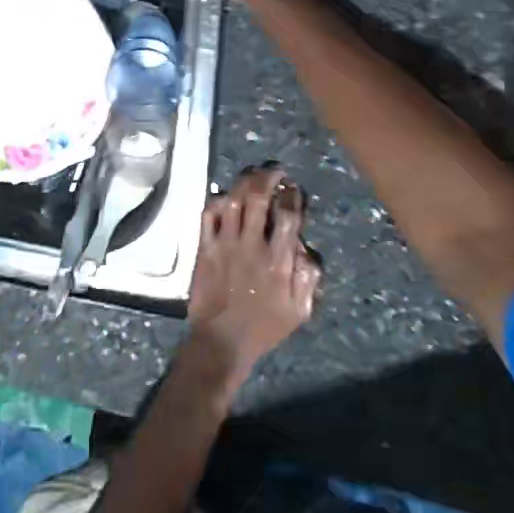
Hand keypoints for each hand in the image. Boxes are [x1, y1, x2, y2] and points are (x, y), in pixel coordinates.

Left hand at [185, 164, 321, 395]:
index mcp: (278, 261)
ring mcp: (225, 244)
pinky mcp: (205, 248)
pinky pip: (208, 214)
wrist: (221, 341)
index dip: (292, 195)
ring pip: (233, 200)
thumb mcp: (299, 311)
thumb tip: (306, 247)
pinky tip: (225, 196)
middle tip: (274, 171)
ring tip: (253, 175)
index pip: (288, 215)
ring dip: (244, 182)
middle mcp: (252, 245)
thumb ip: (308, 277)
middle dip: (268, 177)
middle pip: (258, 197)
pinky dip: (217, 200)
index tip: (293, 187)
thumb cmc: (263, 328)